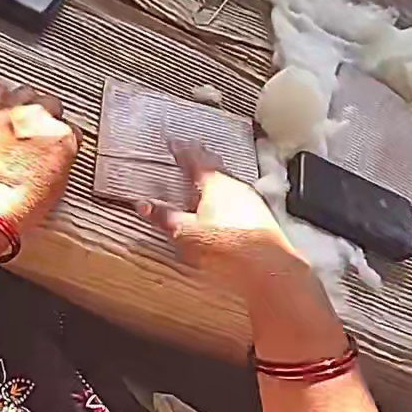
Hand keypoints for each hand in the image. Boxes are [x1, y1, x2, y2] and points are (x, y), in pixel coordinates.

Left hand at [0, 82, 80, 233]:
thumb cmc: (25, 200)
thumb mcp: (59, 183)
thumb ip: (62, 158)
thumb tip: (56, 151)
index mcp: (64, 137)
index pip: (72, 128)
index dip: (64, 136)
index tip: (57, 143)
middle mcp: (41, 120)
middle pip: (51, 103)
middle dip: (48, 115)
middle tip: (41, 128)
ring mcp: (14, 115)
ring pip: (26, 91)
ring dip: (27, 101)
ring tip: (24, 111)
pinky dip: (0, 93)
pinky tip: (2, 98)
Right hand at [137, 144, 310, 296]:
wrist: (267, 269)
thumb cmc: (225, 247)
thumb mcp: (186, 233)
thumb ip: (165, 217)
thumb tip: (144, 206)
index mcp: (215, 184)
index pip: (194, 160)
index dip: (182, 151)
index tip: (174, 142)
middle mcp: (236, 187)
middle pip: (215, 168)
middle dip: (202, 161)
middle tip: (192, 153)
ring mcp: (252, 202)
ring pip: (229, 185)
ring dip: (216, 182)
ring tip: (206, 183)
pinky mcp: (262, 220)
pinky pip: (240, 201)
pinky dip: (228, 200)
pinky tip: (225, 211)